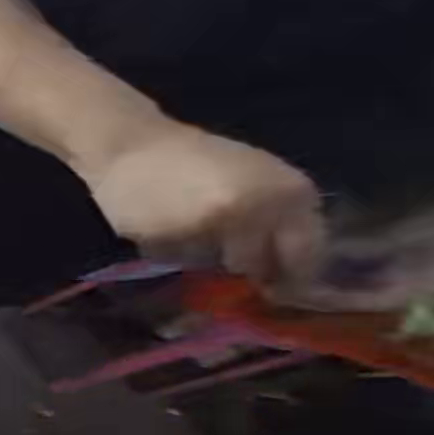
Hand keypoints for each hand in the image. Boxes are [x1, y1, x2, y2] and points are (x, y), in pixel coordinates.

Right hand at [79, 123, 324, 287]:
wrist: (129, 148)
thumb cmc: (196, 157)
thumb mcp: (258, 176)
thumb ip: (280, 215)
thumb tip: (286, 267)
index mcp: (287, 195)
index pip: (304, 255)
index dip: (294, 275)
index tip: (279, 286)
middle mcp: (250, 214)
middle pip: (251, 265)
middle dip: (236, 260)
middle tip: (218, 244)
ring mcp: (203, 229)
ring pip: (207, 265)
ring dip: (197, 252)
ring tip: (180, 222)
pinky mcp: (161, 241)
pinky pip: (170, 259)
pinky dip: (165, 246)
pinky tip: (155, 222)